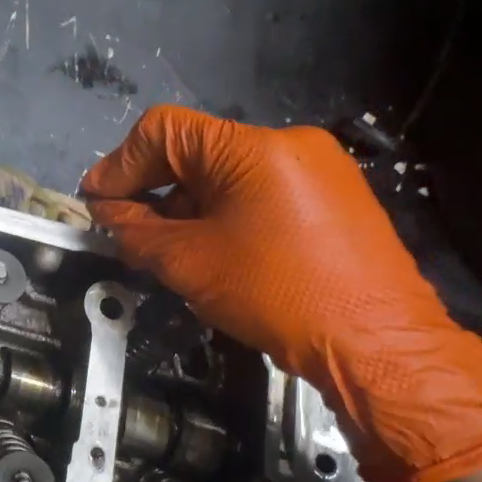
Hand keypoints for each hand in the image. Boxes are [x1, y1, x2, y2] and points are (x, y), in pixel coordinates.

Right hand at [82, 105, 481, 481]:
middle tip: (122, 225)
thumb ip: (133, 228)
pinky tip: (209, 249)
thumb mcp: (185, 262)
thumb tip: (107, 213)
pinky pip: (258, 190)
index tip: (97, 201)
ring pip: (224, 172)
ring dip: (184, 203)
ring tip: (163, 245)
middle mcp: (289, 145)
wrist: (385, 351)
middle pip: (193, 150)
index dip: (120, 163)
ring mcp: (319, 171)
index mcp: (253, 148)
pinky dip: (221, 212)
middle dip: (150, 187)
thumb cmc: (278, 294)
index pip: (162, 130)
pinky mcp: (335, 200)